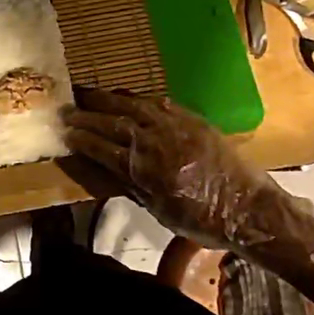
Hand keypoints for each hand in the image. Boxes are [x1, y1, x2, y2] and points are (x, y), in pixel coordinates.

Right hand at [65, 88, 313, 269]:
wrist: (247, 208)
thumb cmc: (203, 221)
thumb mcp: (160, 212)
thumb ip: (132, 186)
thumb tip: (106, 167)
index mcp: (145, 171)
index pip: (103, 149)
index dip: (83, 139)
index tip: (65, 132)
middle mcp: (156, 143)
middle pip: (114, 123)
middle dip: (87, 115)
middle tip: (67, 108)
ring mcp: (175, 127)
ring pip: (133, 106)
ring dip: (108, 99)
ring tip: (88, 93)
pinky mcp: (192, 119)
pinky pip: (159, 103)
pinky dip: (139, 99)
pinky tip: (127, 97)